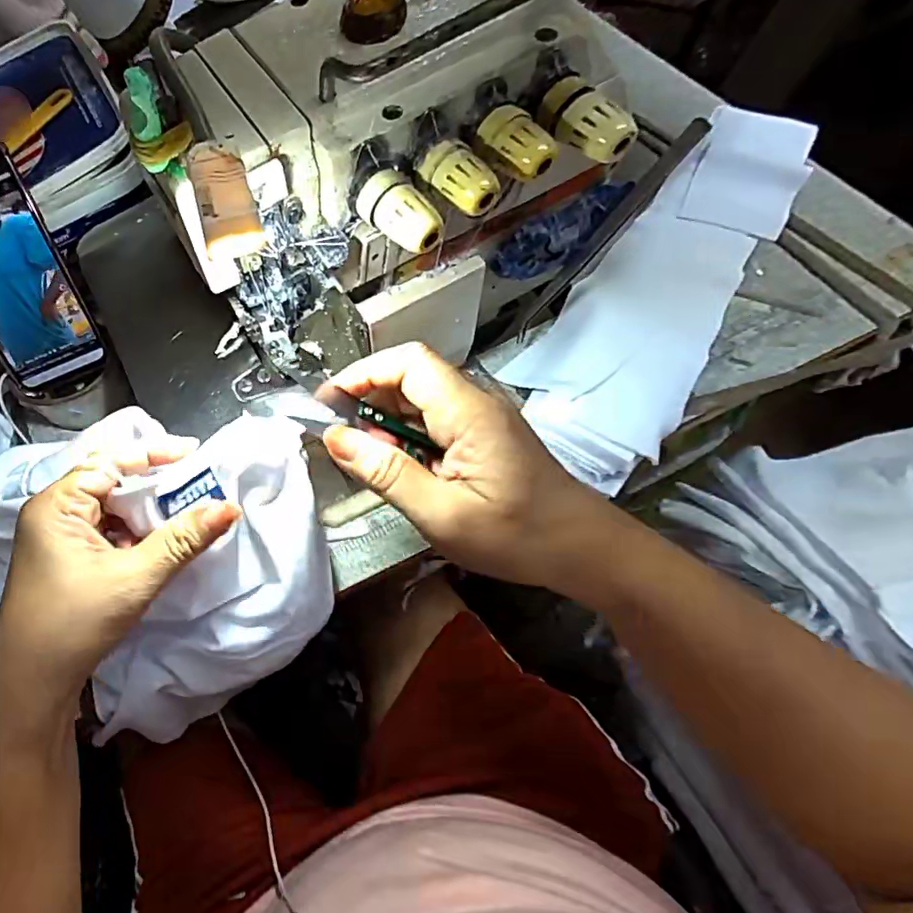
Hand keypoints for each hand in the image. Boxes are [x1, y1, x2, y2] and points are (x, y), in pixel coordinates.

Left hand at [0, 445, 240, 714]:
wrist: (31, 683)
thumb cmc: (76, 621)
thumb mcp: (136, 576)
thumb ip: (183, 539)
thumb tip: (228, 507)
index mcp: (57, 504)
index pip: (110, 462)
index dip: (154, 455)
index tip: (195, 454)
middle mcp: (52, 513)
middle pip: (110, 483)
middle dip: (154, 485)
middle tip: (198, 485)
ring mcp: (56, 538)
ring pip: (110, 510)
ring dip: (145, 512)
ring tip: (186, 512)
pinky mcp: (65, 560)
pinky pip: (105, 532)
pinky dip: (133, 534)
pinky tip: (159, 543)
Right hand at [319, 343, 639, 600]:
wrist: (583, 550)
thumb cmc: (519, 537)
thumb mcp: (442, 513)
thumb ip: (386, 474)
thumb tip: (336, 440)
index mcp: (468, 412)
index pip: (408, 362)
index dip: (362, 373)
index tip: (328, 403)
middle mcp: (475, 404)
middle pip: (410, 377)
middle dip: (368, 401)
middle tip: (342, 440)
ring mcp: (481, 419)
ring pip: (419, 400)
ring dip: (386, 423)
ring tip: (368, 461)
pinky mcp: (483, 437)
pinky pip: (434, 422)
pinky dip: (407, 438)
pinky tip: (399, 470)